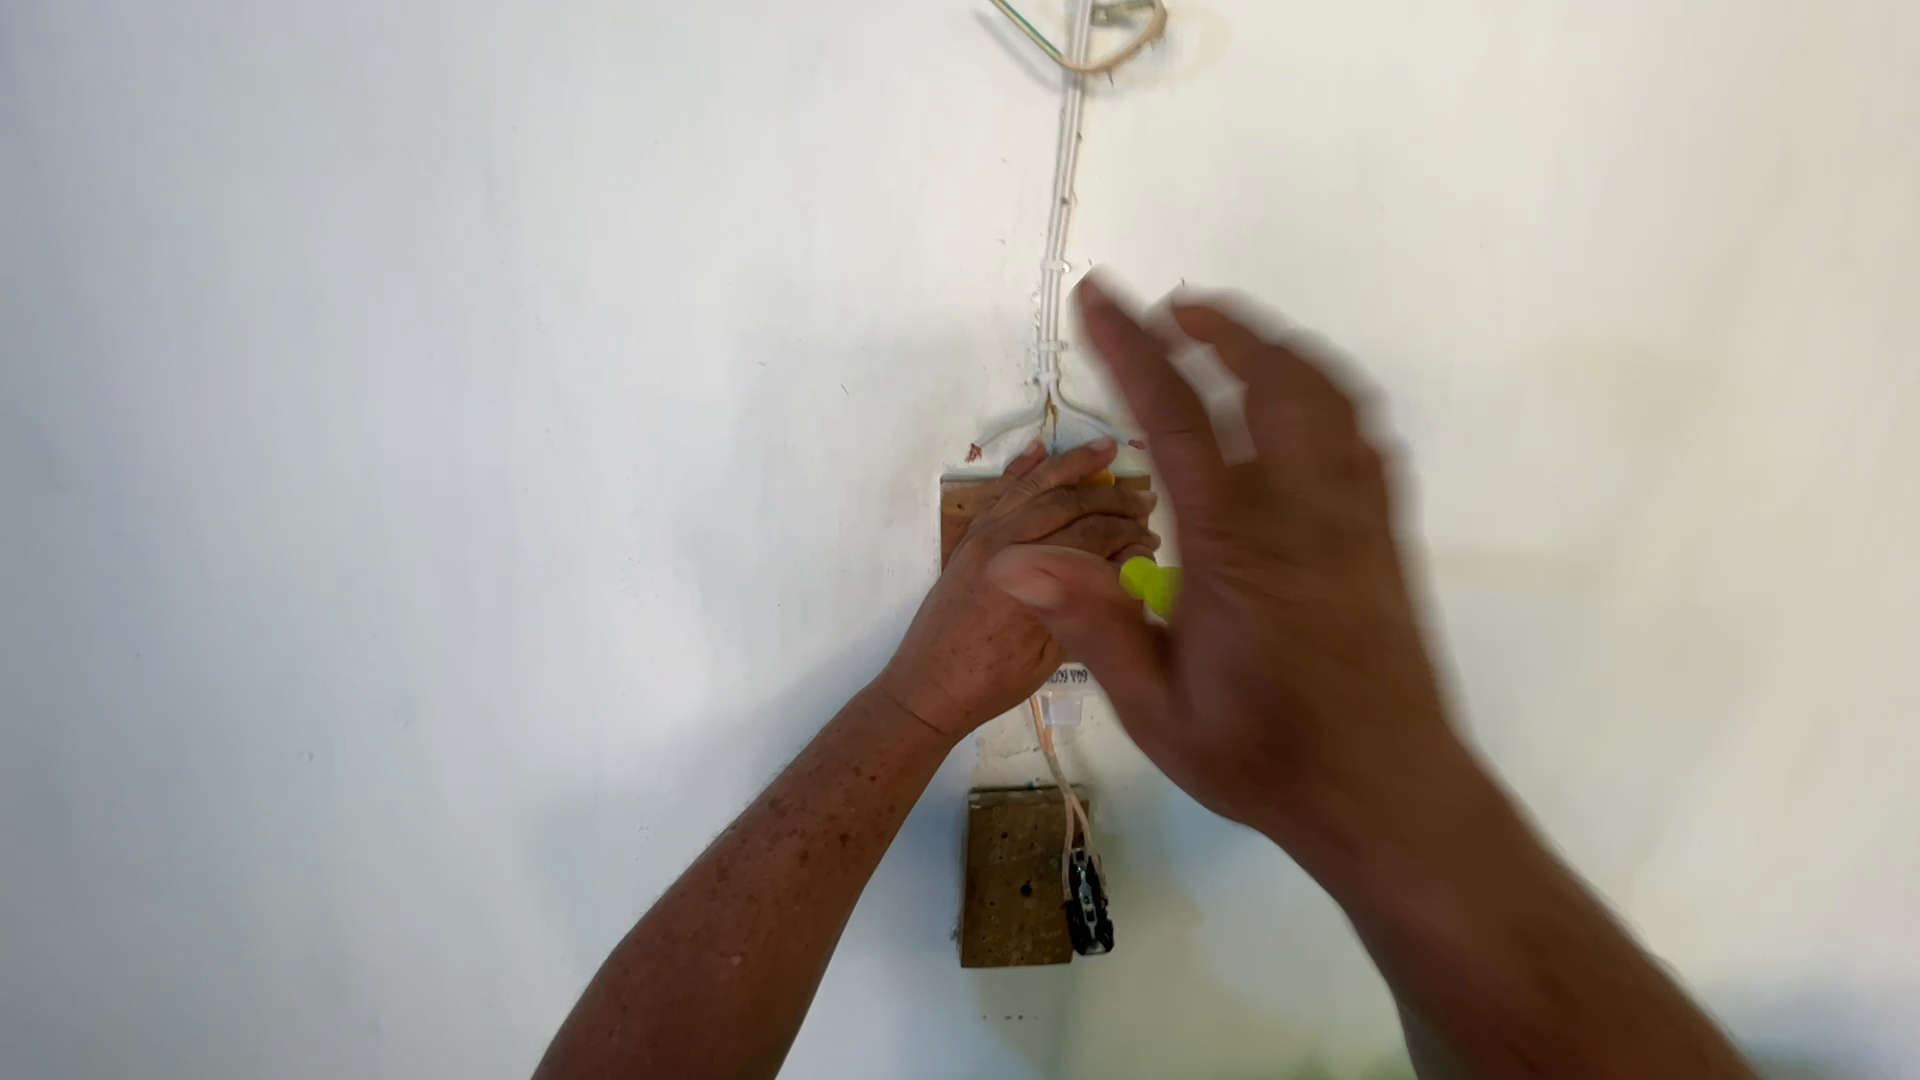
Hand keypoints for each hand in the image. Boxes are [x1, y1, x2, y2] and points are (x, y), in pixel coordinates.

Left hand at [877, 438, 1158, 739]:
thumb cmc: (993, 682)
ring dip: (1072, 467)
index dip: (1128, 536)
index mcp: (1031, 580)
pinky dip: (1020, 470)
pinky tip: (1040, 450)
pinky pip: (998, 495)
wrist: (928, 686)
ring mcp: (983, 538)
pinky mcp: (969, 539)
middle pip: (1068, 506)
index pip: (1092, 539)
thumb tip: (1130, 562)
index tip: (1153, 538)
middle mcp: (1005, 547)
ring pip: (1034, 489)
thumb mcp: (1053, 651)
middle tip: (1145, 501)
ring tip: (1105, 449)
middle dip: (1112, 500)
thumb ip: (1088, 602)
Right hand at [985, 276, 1471, 859]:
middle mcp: (1302, 512)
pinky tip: (1295, 403)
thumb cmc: (1263, 758)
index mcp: (1235, 546)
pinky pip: (1360, 434)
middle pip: (1267, 379)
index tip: (1099, 298)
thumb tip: (1012, 563)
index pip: (1174, 417)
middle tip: (1166, 306)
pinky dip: (1321, 391)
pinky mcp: (1385, 536)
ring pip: (1324, 396)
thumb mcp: (1154, 708)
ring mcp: (1356, 518)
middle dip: (1213, 327)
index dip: (1129, 347)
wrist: (1389, 799)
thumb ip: (1090, 623)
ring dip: (1271, 348)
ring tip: (1223, 334)